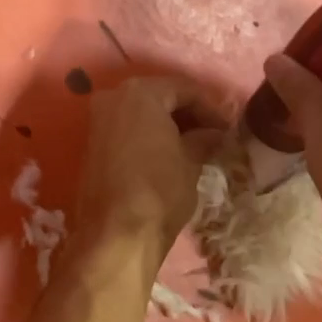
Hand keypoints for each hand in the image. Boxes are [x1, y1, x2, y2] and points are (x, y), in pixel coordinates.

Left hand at [76, 77, 221, 266]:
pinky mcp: (92, 142)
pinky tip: (170, 154)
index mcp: (140, 92)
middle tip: (215, 136)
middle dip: (188, 115)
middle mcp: (113, 97)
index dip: (210, 108)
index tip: (229, 128)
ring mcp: (98, 119)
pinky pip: (127, 128)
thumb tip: (215, 133)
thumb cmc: (159, 190)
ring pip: (142, 112)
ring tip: (196, 147)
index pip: (184, 89)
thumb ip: (204, 139)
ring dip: (169, 125)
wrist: (116, 232)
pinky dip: (149, 135)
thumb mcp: (191, 161)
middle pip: (160, 97)